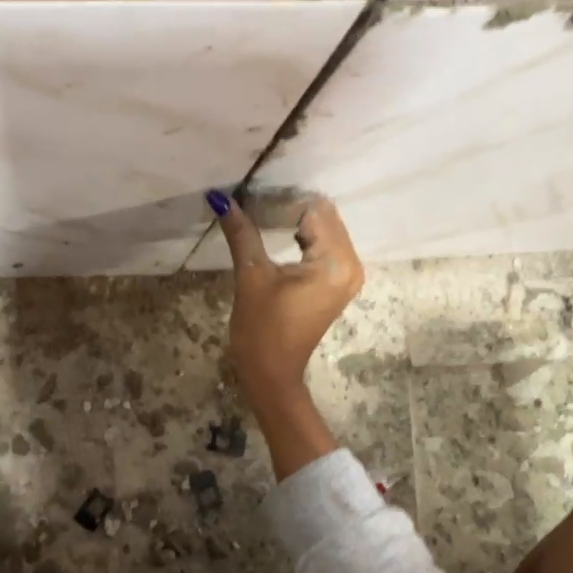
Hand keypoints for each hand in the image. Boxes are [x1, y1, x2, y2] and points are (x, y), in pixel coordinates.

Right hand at [214, 192, 364, 409]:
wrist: (271, 373)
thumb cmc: (261, 330)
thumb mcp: (251, 277)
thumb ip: (242, 233)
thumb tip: (222, 199)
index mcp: (335, 261)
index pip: (314, 211)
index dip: (282, 202)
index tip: (252, 199)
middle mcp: (351, 264)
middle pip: (324, 217)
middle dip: (290, 209)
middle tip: (255, 205)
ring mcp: (348, 275)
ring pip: (325, 229)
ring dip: (296, 222)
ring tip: (263, 219)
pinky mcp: (338, 284)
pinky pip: (326, 246)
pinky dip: (304, 238)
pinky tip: (279, 237)